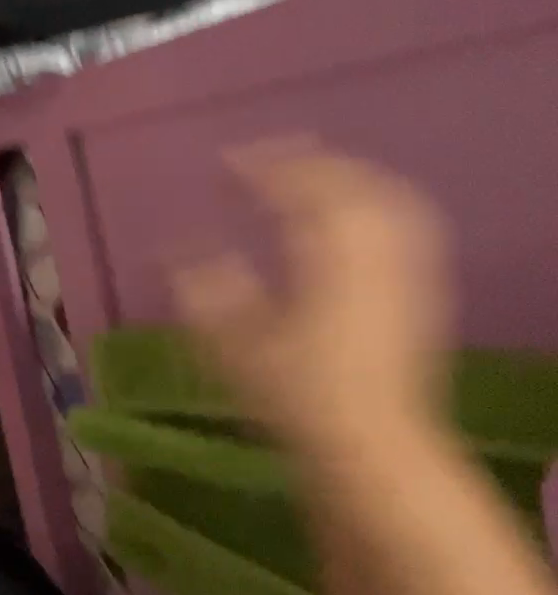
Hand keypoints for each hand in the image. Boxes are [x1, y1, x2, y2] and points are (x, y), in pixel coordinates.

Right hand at [172, 142, 452, 455]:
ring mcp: (406, 273)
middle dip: (309, 162)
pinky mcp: (419, 291)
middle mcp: (375, 258)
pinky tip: (350, 211)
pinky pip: (404, 225)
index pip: (300, 195)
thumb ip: (204, 287)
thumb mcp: (231, 342)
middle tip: (265, 153)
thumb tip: (176, 248)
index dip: (262, 170)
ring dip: (346, 177)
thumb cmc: (291, 392)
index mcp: (327, 264)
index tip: (225, 159)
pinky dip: (374, 203)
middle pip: (353, 187)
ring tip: (307, 171)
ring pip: (388, 202)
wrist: (372, 441)